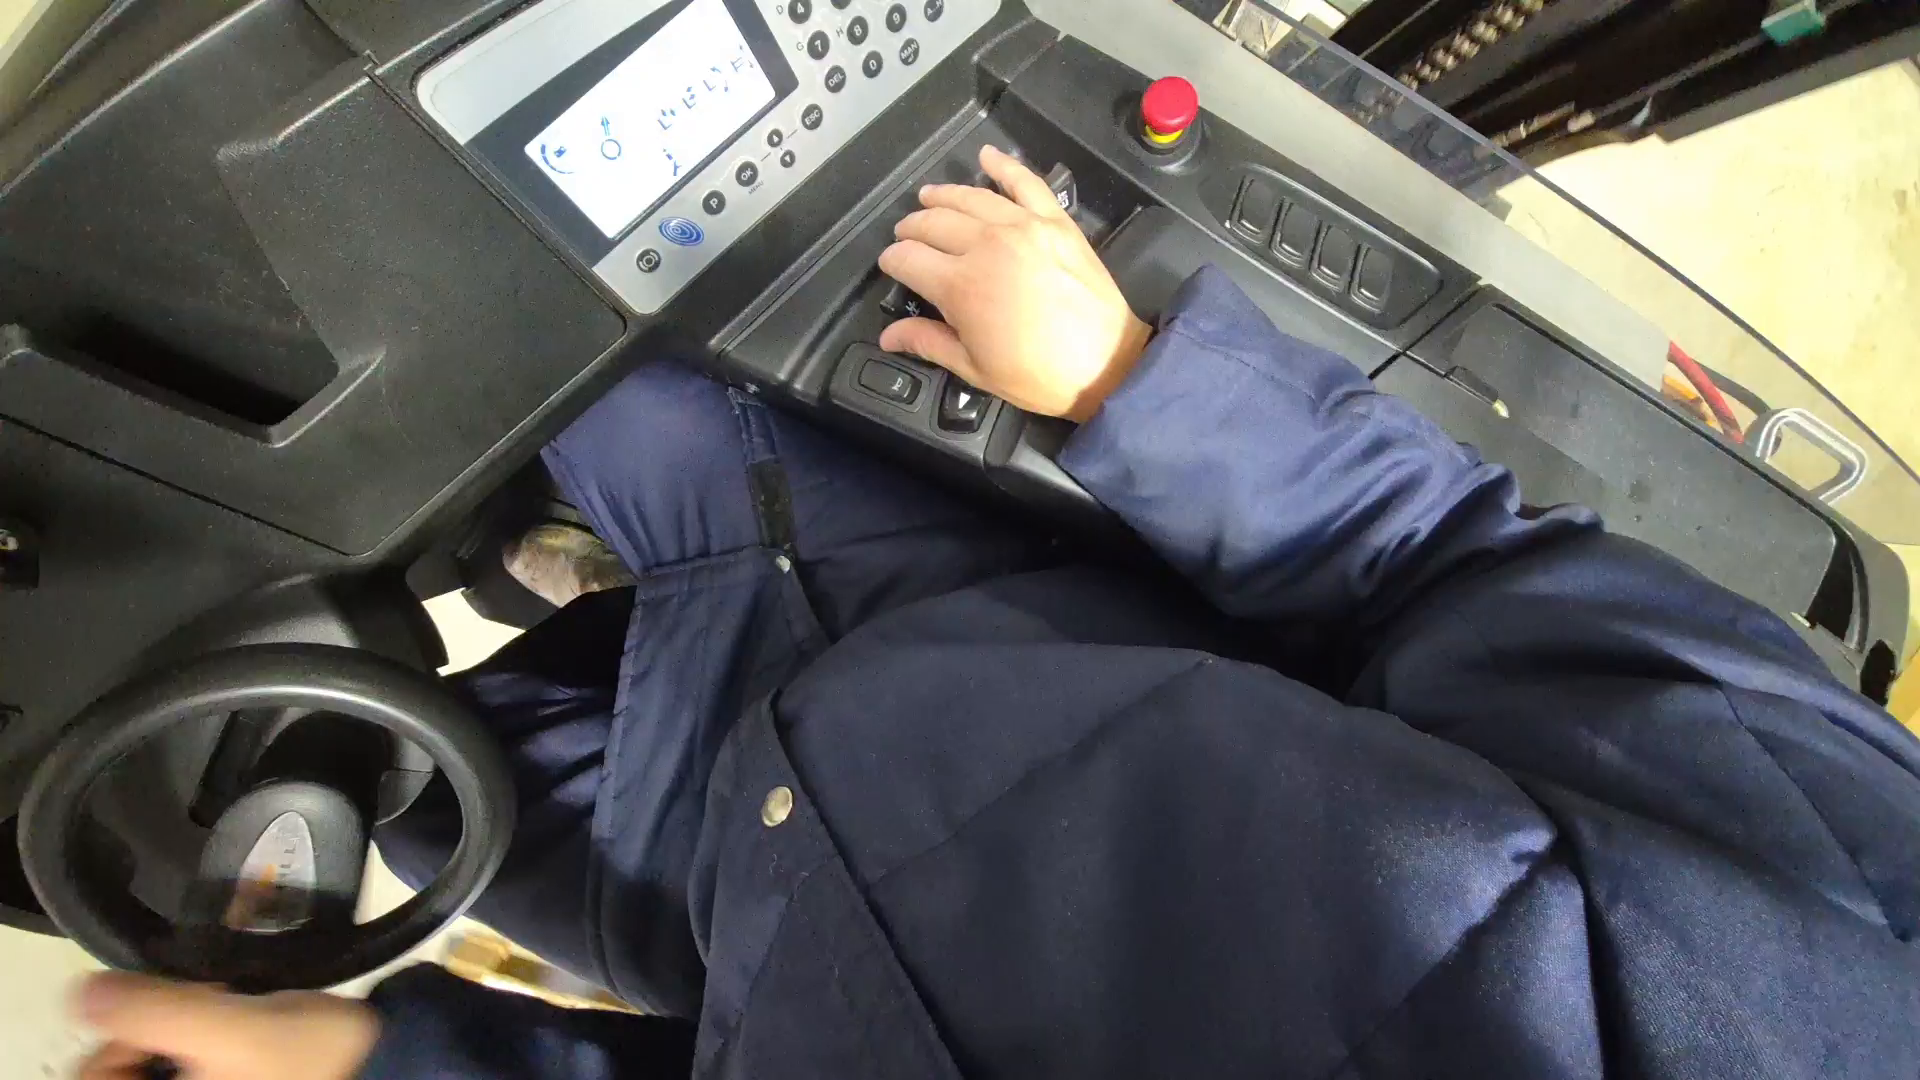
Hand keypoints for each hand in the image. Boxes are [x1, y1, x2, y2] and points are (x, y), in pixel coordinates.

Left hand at [73, 972, 378, 1079]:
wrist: (379, 1054)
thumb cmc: (304, 1053)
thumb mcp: (236, 1027)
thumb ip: (158, 1011)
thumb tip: (83, 988)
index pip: (92, 1072)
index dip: (132, 1032)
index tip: (202, 1001)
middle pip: (119, 1069)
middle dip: (164, 1031)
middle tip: (224, 1005)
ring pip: (155, 1065)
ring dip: (186, 1035)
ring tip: (239, 1016)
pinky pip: (188, 1067)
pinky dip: (204, 1046)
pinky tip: (245, 1033)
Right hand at [879, 145, 1152, 422]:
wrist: (1105, 365)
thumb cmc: (1037, 376)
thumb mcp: (975, 368)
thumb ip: (929, 342)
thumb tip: (888, 336)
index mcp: (960, 287)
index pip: (908, 259)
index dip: (892, 261)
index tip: (890, 266)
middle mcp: (985, 246)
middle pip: (933, 223)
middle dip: (912, 228)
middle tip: (906, 236)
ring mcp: (1022, 227)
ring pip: (970, 198)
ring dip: (943, 196)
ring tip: (928, 198)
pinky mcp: (1055, 221)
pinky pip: (1025, 182)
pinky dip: (1004, 165)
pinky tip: (987, 156)